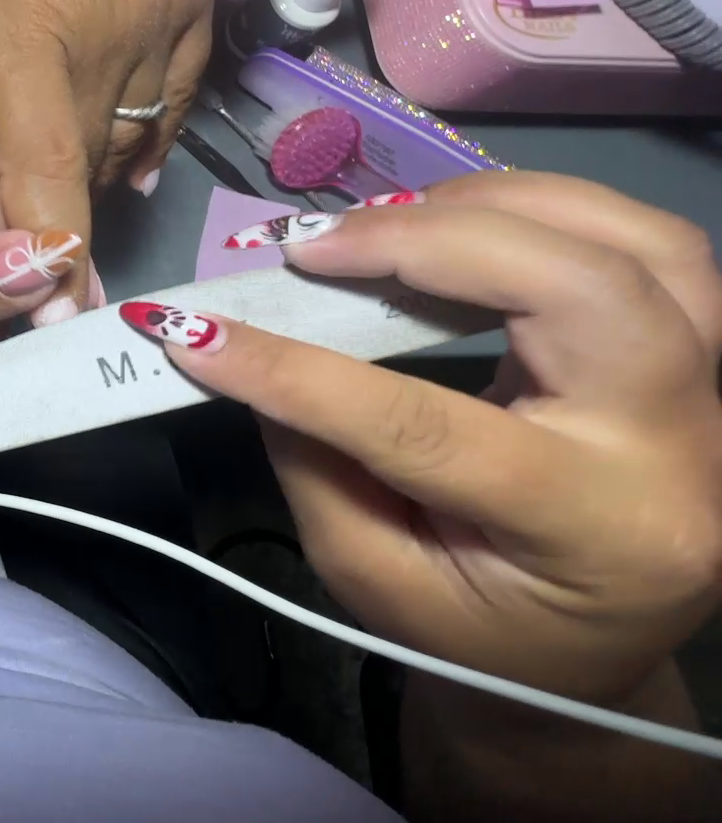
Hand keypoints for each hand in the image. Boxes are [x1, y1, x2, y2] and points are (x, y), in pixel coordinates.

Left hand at [0, 0, 214, 321]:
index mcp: (27, 32)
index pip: (40, 162)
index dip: (46, 243)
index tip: (52, 313)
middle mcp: (105, 41)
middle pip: (83, 169)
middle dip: (56, 230)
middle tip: (28, 284)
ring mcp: (160, 23)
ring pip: (124, 142)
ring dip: (86, 186)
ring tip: (54, 223)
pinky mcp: (195, 6)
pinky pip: (170, 103)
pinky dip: (140, 143)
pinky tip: (118, 168)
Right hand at [127, 173, 721, 707]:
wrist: (579, 648)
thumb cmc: (457, 620)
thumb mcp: (358, 562)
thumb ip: (307, 453)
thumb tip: (246, 348)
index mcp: (584, 531)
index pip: (419, 423)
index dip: (290, 370)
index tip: (188, 332)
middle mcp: (673, 453)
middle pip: (587, 295)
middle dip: (424, 246)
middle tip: (305, 247)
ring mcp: (707, 396)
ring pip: (645, 248)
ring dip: (492, 208)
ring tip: (373, 224)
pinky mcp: (691, 359)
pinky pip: (647, 248)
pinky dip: (535, 210)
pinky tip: (441, 224)